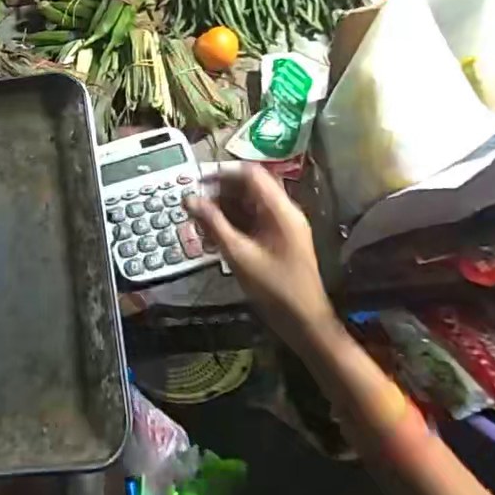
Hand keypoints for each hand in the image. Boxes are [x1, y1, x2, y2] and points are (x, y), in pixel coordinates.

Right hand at [184, 164, 335, 346]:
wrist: (305, 321)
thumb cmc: (274, 288)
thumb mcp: (239, 255)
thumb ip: (213, 224)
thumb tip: (189, 200)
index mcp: (280, 209)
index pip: (251, 174)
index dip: (223, 173)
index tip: (198, 182)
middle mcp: (284, 211)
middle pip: (249, 188)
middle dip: (220, 193)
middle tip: (195, 205)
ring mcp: (282, 225)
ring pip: (249, 204)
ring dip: (224, 209)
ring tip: (200, 222)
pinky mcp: (278, 238)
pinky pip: (253, 220)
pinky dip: (233, 223)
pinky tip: (214, 236)